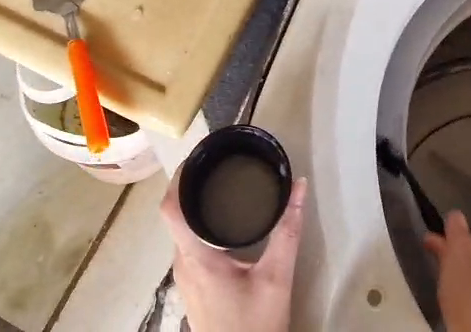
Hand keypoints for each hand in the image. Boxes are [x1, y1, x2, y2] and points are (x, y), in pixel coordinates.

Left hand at [161, 173, 306, 331]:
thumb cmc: (254, 325)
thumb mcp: (276, 278)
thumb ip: (288, 231)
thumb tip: (300, 187)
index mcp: (196, 258)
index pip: (170, 209)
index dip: (178, 177)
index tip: (198, 155)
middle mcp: (183, 265)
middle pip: (175, 216)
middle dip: (191, 184)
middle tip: (217, 162)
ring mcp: (185, 279)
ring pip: (182, 231)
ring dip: (195, 205)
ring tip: (221, 184)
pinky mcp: (193, 288)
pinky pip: (189, 245)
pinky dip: (200, 225)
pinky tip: (222, 220)